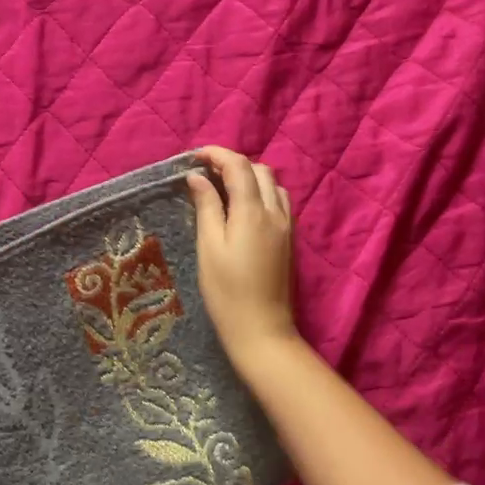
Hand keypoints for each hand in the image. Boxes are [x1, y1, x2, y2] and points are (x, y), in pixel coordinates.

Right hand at [186, 146, 299, 365]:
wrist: (262, 330)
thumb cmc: (227, 292)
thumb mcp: (209, 247)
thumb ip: (207, 207)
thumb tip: (197, 177)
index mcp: (252, 212)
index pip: (238, 166)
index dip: (217, 154)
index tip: (194, 157)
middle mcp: (275, 212)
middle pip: (259, 170)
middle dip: (233, 163)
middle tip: (206, 173)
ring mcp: (287, 226)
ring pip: (272, 185)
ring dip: (249, 177)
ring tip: (223, 188)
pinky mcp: (290, 240)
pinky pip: (279, 202)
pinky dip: (260, 193)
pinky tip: (242, 209)